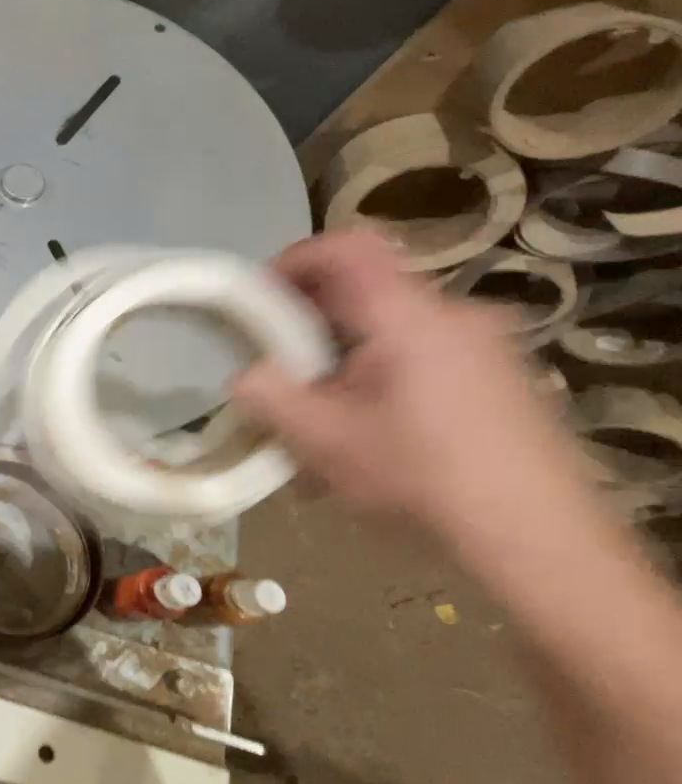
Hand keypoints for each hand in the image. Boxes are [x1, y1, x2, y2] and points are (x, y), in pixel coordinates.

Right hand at [234, 231, 597, 541]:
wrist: (537, 536)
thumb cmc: (421, 476)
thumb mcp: (321, 439)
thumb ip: (268, 395)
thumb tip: (246, 374)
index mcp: (409, 317)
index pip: (348, 247)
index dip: (295, 258)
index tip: (260, 299)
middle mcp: (454, 317)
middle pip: (366, 293)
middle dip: (310, 326)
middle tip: (279, 373)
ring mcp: (487, 347)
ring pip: (391, 331)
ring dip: (343, 360)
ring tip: (320, 419)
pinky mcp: (502, 378)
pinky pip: (423, 357)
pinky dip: (380, 379)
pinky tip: (368, 436)